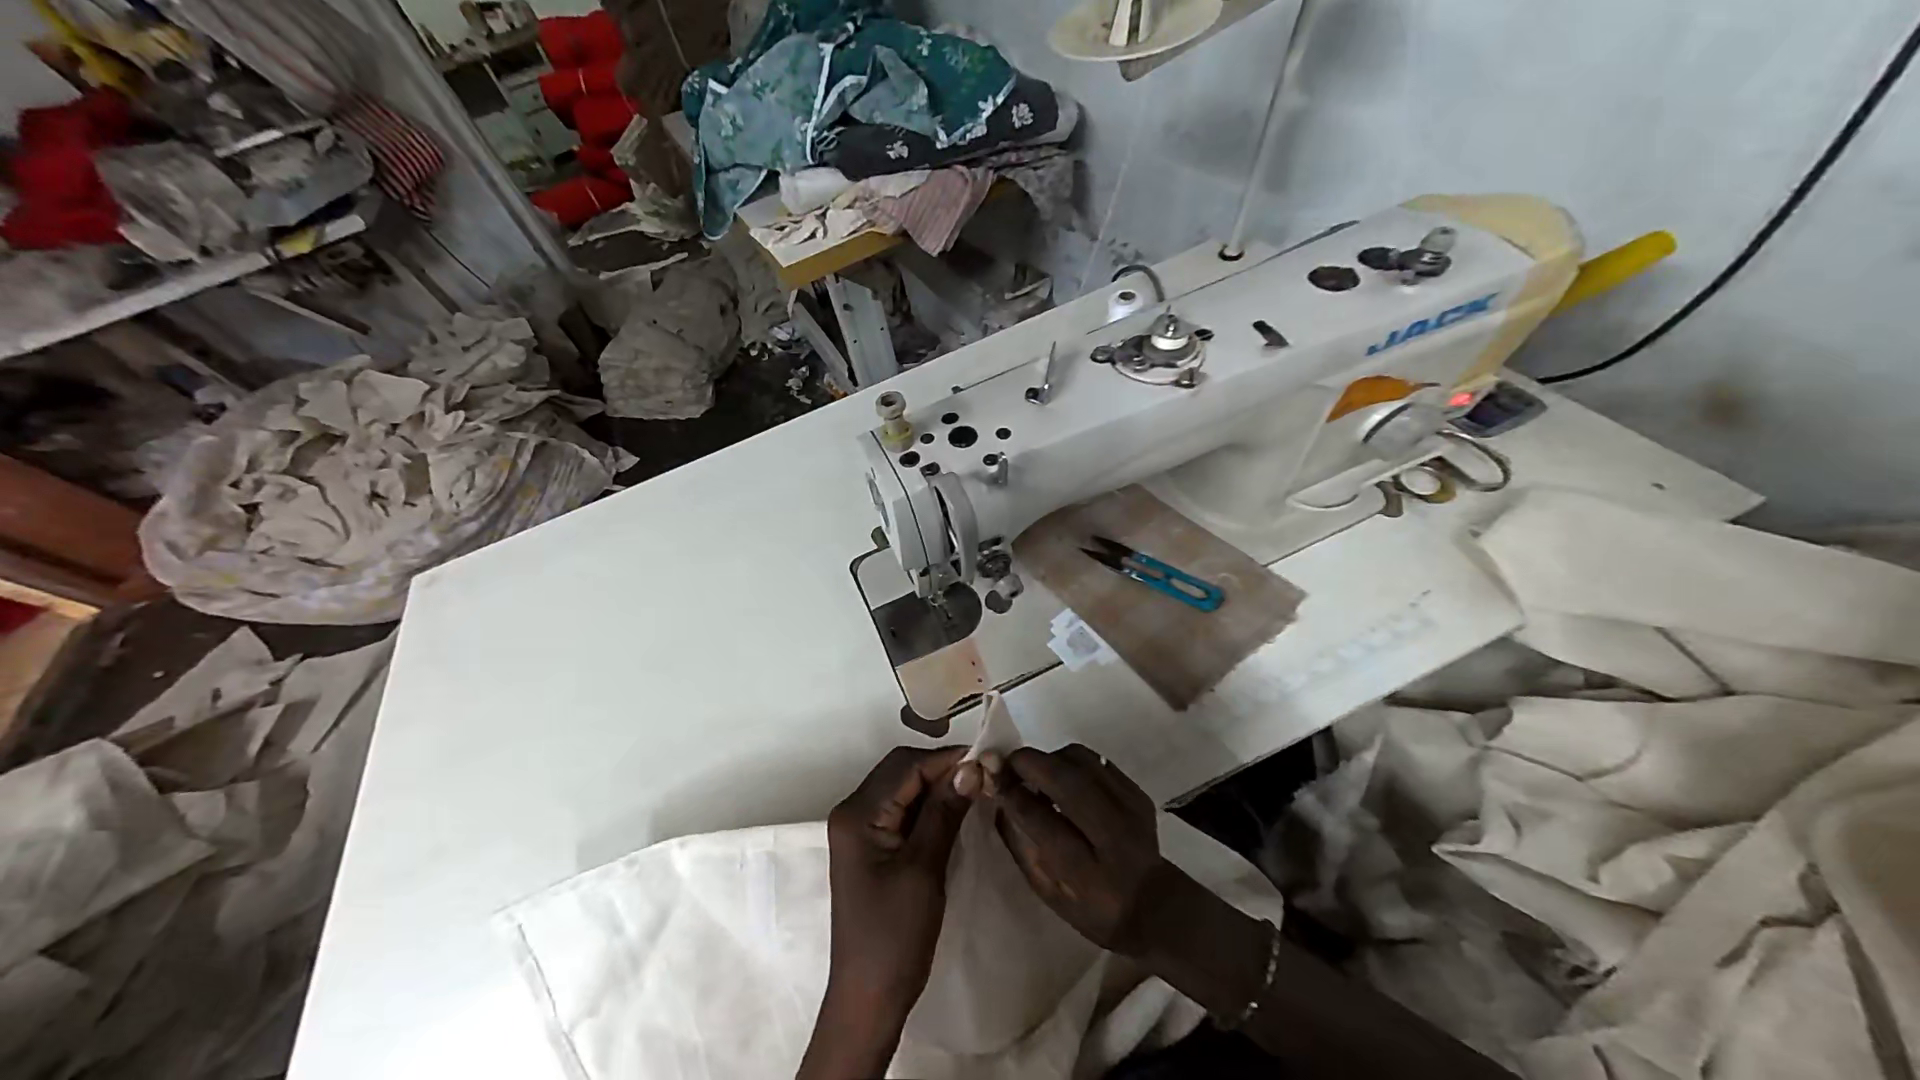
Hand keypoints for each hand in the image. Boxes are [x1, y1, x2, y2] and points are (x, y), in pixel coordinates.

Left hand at [821, 745, 969, 1015]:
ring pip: (905, 788)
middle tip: (987, 775)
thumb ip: (944, 813)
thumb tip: (971, 767)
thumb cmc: (894, 937)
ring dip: (939, 784)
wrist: (869, 997)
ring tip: (980, 787)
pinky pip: (904, 810)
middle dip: (944, 768)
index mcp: (857, 814)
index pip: (906, 766)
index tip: (989, 761)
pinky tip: (959, 809)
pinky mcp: (874, 846)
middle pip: (902, 771)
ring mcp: (862, 829)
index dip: (948, 759)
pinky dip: (931, 805)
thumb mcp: (923, 869)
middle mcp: (853, 812)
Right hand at [986, 744, 1175, 955]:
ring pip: (1082, 760)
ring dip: (1051, 759)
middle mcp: (1111, 834)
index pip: (1041, 820)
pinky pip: (1098, 761)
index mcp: (1084, 871)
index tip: (994, 782)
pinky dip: (1074, 763)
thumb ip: (1021, 846)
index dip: (1014, 796)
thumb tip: (1000, 803)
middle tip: (1009, 765)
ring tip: (1038, 774)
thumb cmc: (1093, 908)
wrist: (1155, 906)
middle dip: (1029, 764)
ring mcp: (1129, 808)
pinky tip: (1065, 778)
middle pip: (1066, 779)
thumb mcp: (1049, 892)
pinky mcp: (1138, 793)